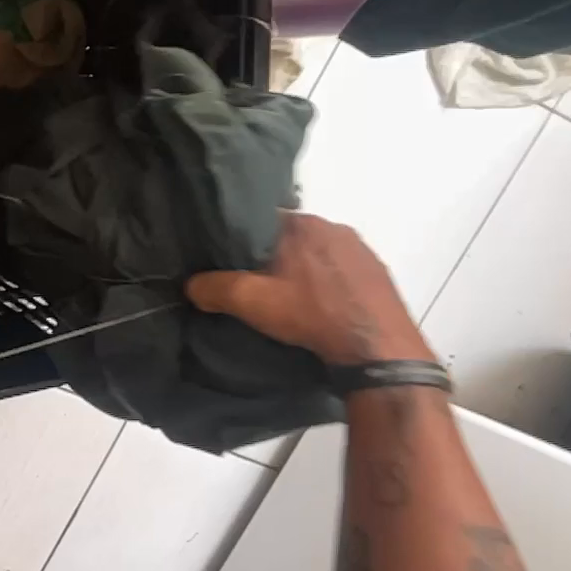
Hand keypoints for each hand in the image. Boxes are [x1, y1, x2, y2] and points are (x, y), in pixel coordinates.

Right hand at [185, 213, 433, 365]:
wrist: (379, 350)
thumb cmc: (312, 314)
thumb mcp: (249, 301)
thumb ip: (211, 287)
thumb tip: (191, 285)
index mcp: (302, 224)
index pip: (257, 220)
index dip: (236, 239)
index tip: (223, 261)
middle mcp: (334, 227)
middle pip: (284, 236)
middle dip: (266, 255)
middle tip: (249, 281)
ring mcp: (360, 249)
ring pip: (311, 252)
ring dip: (295, 268)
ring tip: (282, 294)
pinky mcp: (377, 271)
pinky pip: (335, 267)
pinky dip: (320, 280)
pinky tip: (313, 303)